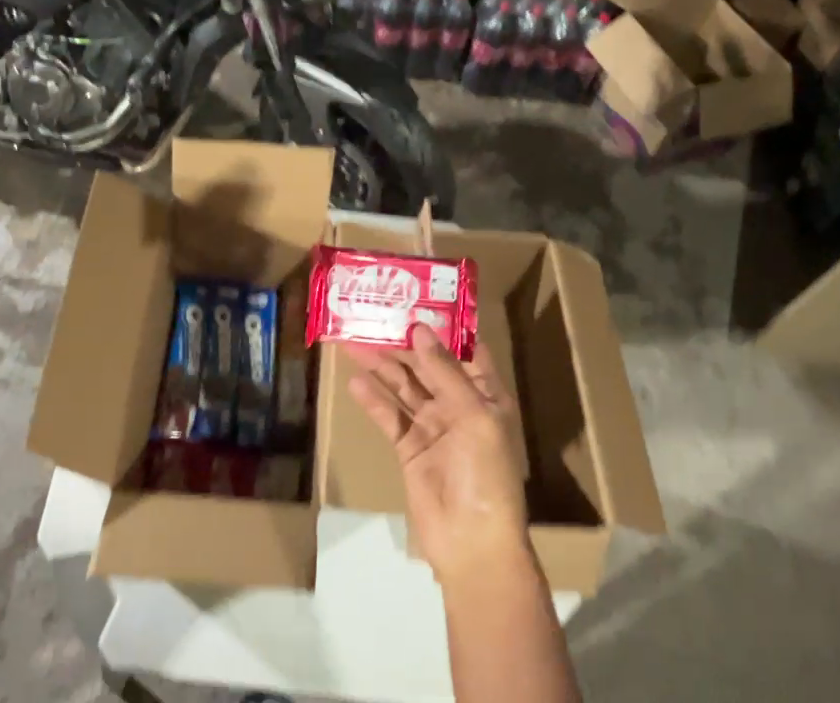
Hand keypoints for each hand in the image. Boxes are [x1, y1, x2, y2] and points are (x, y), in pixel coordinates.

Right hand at [345, 323, 529, 582]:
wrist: (471, 541)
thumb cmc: (485, 473)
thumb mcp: (474, 416)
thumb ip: (445, 372)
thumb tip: (420, 329)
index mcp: (487, 395)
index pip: (466, 351)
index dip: (444, 327)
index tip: (417, 299)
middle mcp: (460, 406)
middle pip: (427, 366)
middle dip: (402, 343)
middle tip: (373, 316)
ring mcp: (433, 427)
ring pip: (404, 387)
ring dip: (381, 366)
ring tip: (352, 341)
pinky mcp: (409, 449)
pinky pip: (389, 416)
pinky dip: (373, 400)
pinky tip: (355, 381)